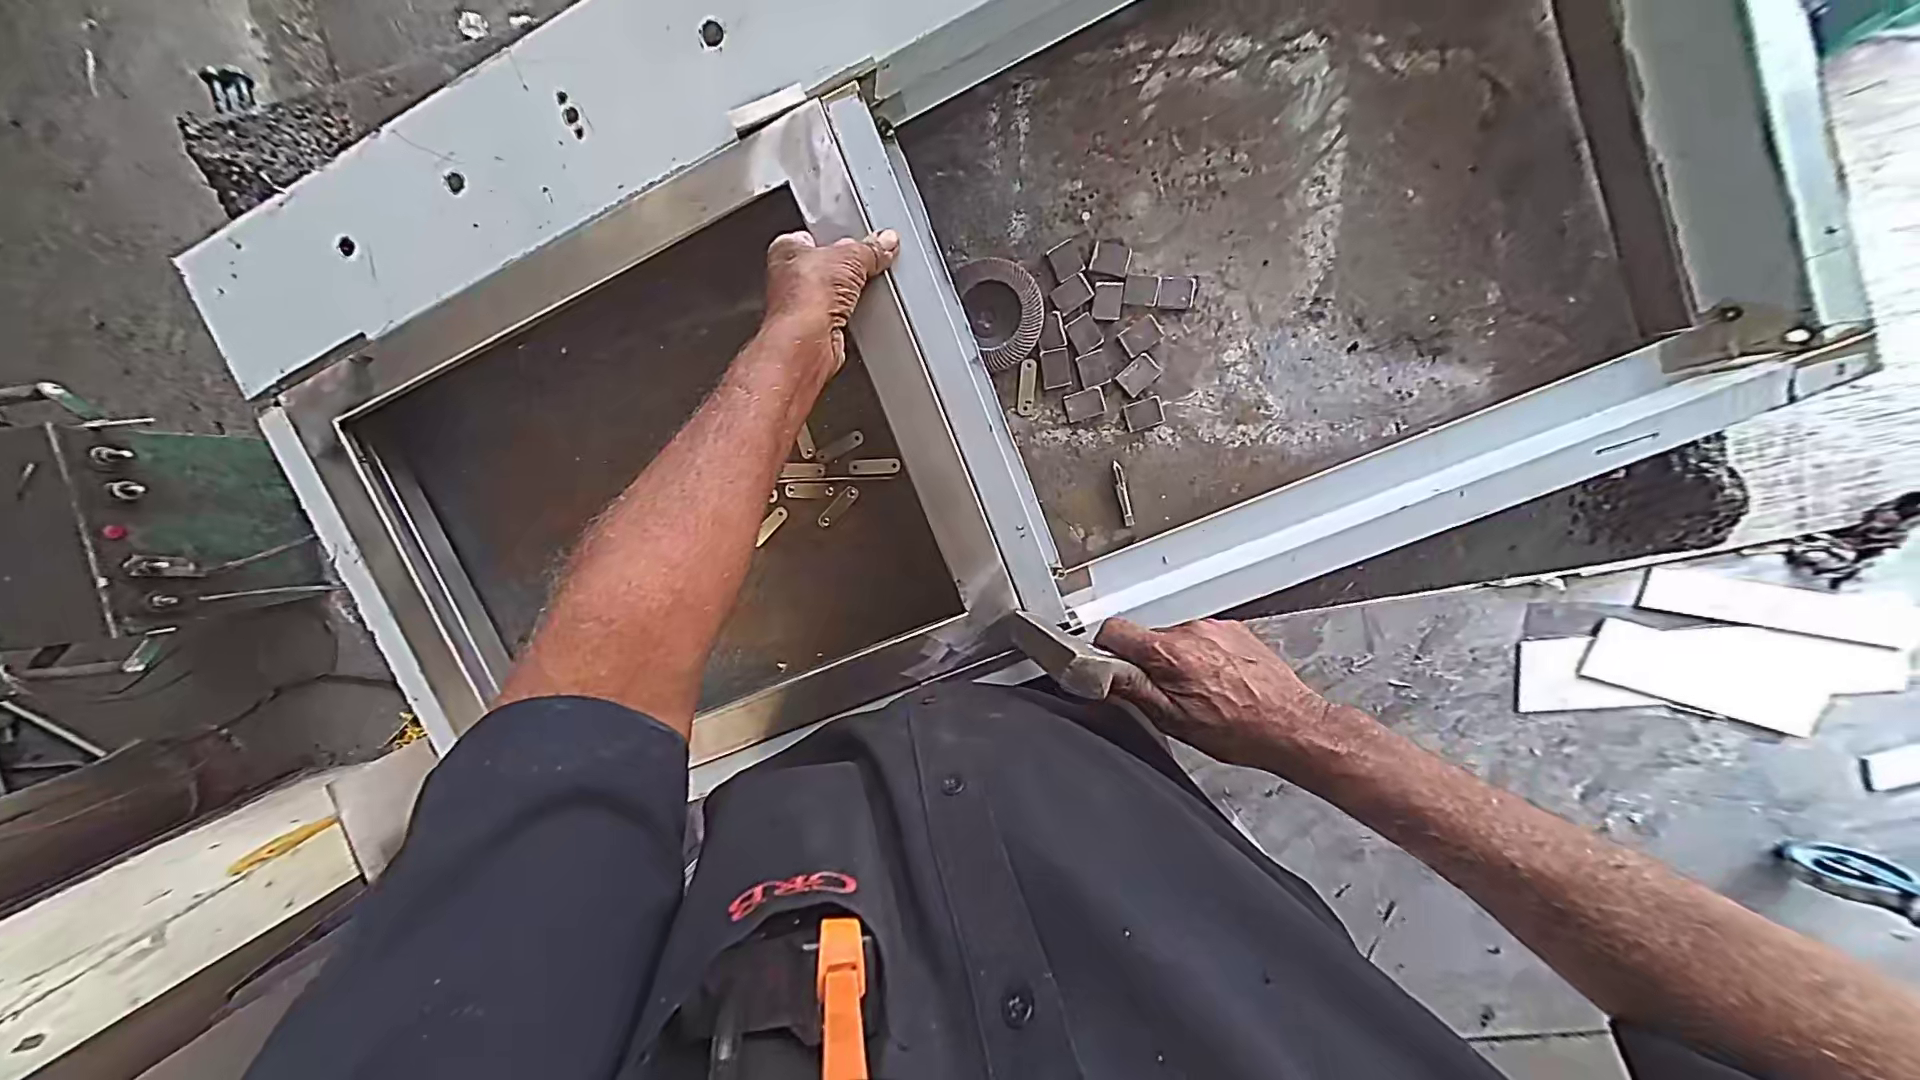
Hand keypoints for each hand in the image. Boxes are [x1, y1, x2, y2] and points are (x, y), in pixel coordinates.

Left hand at [763, 230, 899, 374]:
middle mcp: (789, 279)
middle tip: (865, 270)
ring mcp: (803, 308)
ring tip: (859, 296)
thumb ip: (868, 249)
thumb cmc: (804, 298)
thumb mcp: (849, 257)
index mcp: (786, 250)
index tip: (862, 243)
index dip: (840, 239)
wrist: (806, 342)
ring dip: (852, 298)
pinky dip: (852, 319)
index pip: (816, 237)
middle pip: (830, 268)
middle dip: (850, 271)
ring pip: (838, 296)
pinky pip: (843, 319)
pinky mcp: (818, 331)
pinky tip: (855, 317)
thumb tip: (885, 242)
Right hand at [1096, 617, 1379, 775]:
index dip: (1105, 650)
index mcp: (1169, 652)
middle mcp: (1190, 630)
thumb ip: (1132, 689)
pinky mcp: (1233, 630)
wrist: (1294, 727)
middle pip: (1145, 636)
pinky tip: (1218, 682)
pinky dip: (1201, 656)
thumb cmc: (1240, 730)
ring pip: (1174, 638)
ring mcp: (1214, 628)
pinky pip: (1201, 637)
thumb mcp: (1173, 720)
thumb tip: (1102, 672)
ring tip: (1199, 691)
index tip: (1112, 668)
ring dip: (1176, 660)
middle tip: (1166, 694)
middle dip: (1147, 662)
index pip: (1113, 630)